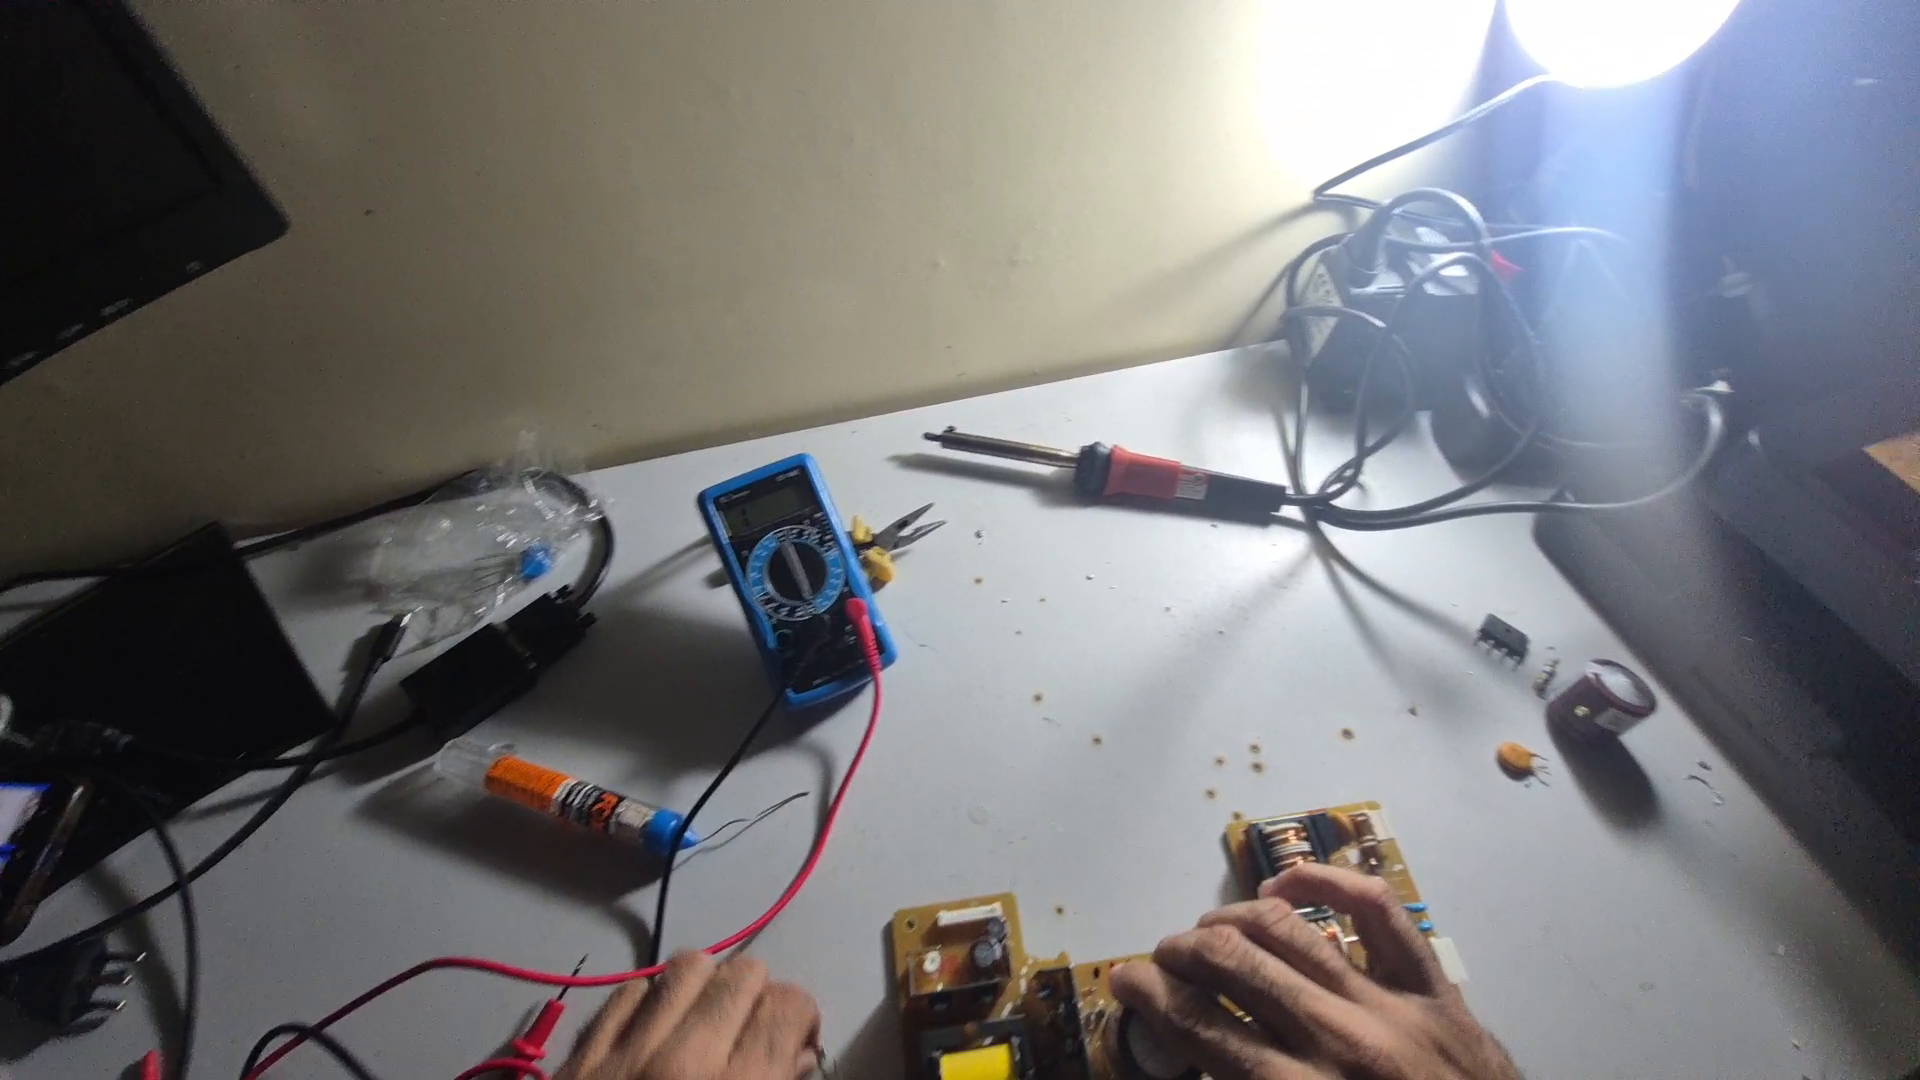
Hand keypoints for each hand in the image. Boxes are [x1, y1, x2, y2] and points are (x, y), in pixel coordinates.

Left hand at [555, 951, 820, 1079]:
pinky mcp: (576, 1062)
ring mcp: (621, 1058)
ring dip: (703, 987)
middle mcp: (681, 1062)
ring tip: (702, 1022)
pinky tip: (653, 1031)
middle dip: (755, 1000)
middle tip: (748, 1037)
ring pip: (688, 965)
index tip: (794, 1043)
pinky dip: (648, 1002)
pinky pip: (627, 992)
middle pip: (744, 973)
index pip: (788, 1003)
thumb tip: (796, 1053)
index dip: (800, 1019)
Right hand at [1109, 864, 1520, 1079]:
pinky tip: (1285, 883)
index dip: (1152, 996)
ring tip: (1209, 930)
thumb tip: (1191, 1054)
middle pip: (1235, 964)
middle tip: (1164, 956)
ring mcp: (1396, 1010)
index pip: (1204, 1030)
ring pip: (1288, 929)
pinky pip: (1379, 912)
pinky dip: (1326, 882)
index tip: (1125, 977)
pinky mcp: (1440, 993)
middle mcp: (1344, 1045)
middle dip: (1182, 952)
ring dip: (1232, 920)